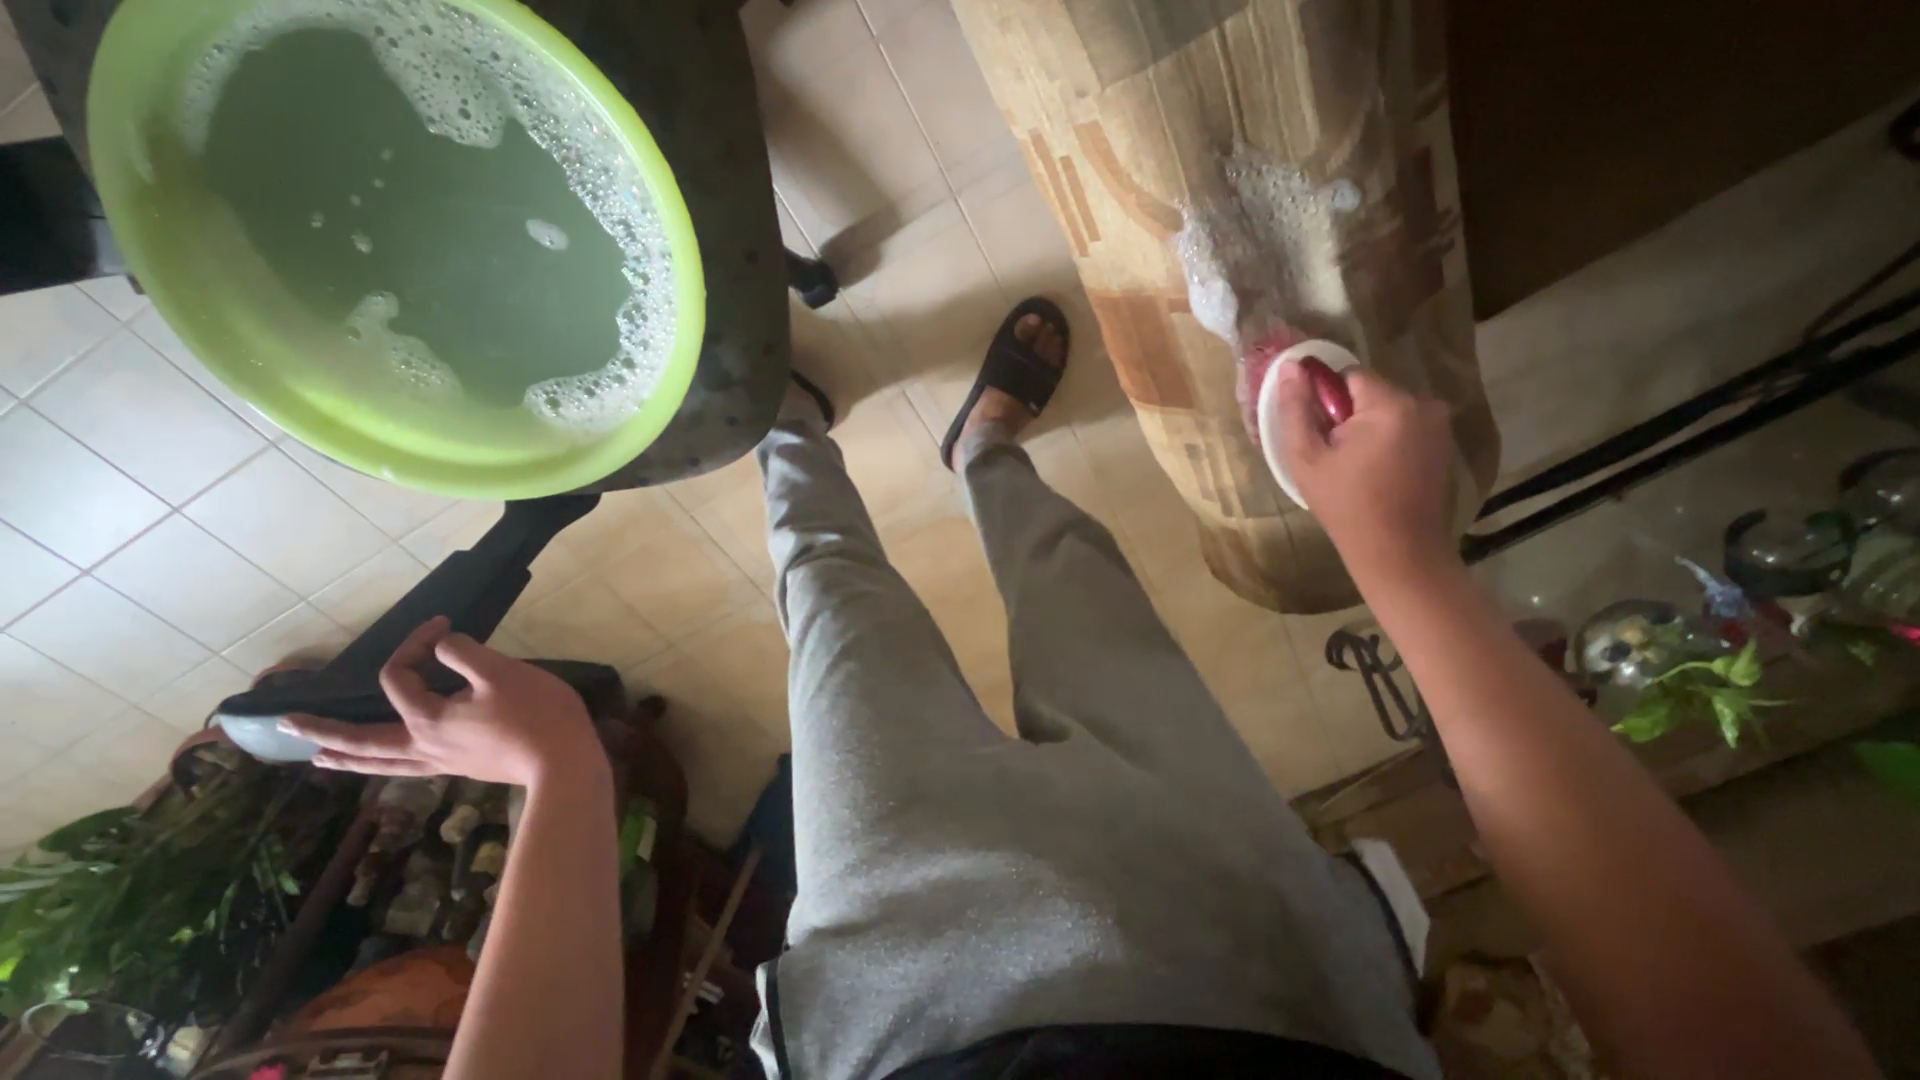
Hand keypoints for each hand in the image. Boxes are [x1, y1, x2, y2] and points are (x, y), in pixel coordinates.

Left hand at [281, 617, 602, 786]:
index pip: (401, 676)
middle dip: (323, 729)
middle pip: (362, 737)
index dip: (415, 645)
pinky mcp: (461, 768)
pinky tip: (391, 763)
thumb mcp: (502, 672)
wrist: (564, 761)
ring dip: (348, 757)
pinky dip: (384, 766)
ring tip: (319, 758)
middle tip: (285, 724)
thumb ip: (465, 654)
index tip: (441, 625)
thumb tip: (443, 645)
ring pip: (381, 761)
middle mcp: (424, 743)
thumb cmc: (536, 714)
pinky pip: (407, 767)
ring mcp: (441, 761)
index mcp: (429, 717)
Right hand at [1273, 362, 1457, 572]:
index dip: (1328, 403)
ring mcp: (1440, 423)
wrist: (1399, 550)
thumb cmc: (1346, 506)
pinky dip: (1389, 439)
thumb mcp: (1307, 458)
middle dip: (1350, 415)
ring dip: (1369, 427)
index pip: (1348, 375)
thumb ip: (1296, 409)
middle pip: (1371, 391)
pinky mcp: (1444, 442)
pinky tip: (1379, 471)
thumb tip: (1291, 367)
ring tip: (1357, 466)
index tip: (1323, 436)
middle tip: (1337, 456)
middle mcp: (1424, 404)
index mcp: (1391, 404)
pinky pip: (1406, 425)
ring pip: (1388, 408)